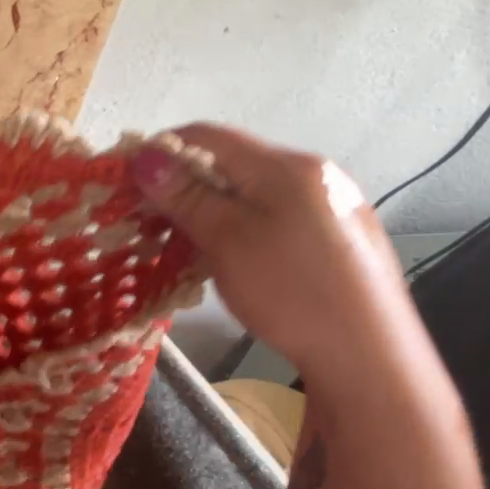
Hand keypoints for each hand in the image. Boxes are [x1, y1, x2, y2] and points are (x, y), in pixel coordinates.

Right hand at [131, 124, 420, 385]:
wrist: (367, 352)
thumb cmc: (290, 290)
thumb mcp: (226, 239)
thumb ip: (185, 194)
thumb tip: (145, 154)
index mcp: (287, 166)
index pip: (206, 135)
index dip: (157, 151)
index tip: (122, 181)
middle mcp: (313, 173)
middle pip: (228, 162)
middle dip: (179, 185)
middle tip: (145, 221)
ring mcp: (329, 202)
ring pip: (248, 190)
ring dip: (205, 208)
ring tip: (180, 244)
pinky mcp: (336, 232)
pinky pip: (271, 212)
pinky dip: (236, 224)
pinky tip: (227, 256)